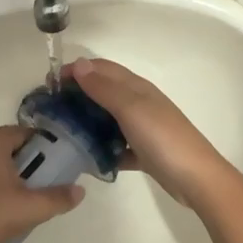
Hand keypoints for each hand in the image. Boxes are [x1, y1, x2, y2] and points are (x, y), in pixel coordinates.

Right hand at [65, 58, 231, 205]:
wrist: (194, 178)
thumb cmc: (163, 139)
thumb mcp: (131, 109)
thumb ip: (104, 88)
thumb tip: (78, 64)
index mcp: (137, 88)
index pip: (101, 69)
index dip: (75, 71)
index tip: (48, 85)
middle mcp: (138, 104)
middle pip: (102, 93)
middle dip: (76, 97)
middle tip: (49, 111)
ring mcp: (141, 129)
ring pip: (107, 120)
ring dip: (86, 122)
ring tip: (60, 133)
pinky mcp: (142, 152)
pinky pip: (115, 146)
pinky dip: (100, 149)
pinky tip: (84, 159)